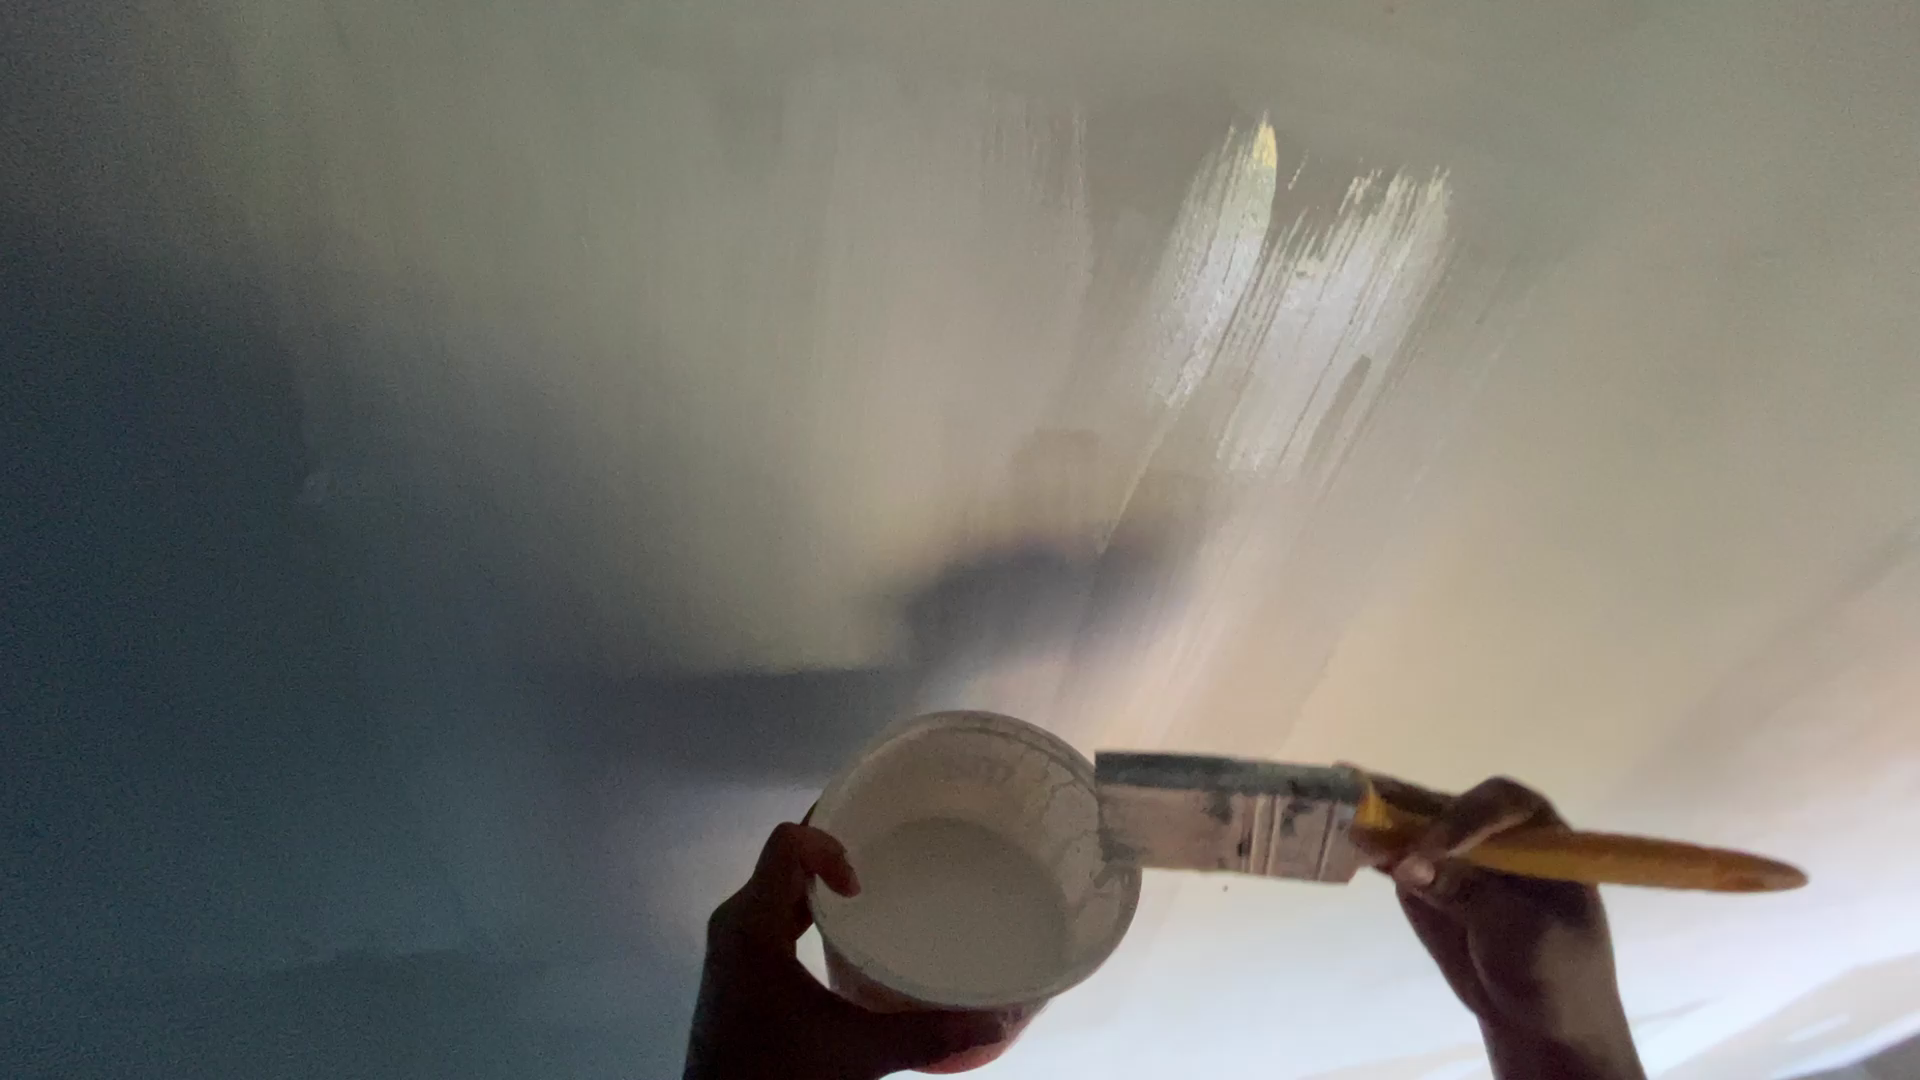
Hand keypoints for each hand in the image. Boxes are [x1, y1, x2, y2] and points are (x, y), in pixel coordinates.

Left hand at [684, 822, 1004, 1079]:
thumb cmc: (778, 1078)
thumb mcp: (856, 1055)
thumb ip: (925, 1035)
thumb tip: (995, 1020)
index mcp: (752, 925)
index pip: (786, 843)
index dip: (828, 845)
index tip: (862, 885)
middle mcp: (736, 920)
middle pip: (784, 856)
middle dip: (833, 851)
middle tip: (882, 863)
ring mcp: (732, 940)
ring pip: (778, 880)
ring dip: (820, 875)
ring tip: (868, 888)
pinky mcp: (738, 960)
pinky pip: (774, 905)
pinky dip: (808, 899)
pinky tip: (841, 924)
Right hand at [1364, 776, 1646, 1079]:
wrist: (1537, 1016)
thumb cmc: (1555, 972)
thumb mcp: (1527, 936)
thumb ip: (1469, 894)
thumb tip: (1407, 865)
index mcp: (1536, 834)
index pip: (1500, 803)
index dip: (1466, 816)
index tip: (1435, 847)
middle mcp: (1488, 829)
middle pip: (1441, 803)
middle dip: (1400, 801)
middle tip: (1358, 795)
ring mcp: (1448, 848)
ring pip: (1407, 820)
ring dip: (1370, 812)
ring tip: (1333, 798)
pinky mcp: (1416, 871)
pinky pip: (1387, 850)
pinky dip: (1362, 843)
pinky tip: (1334, 832)